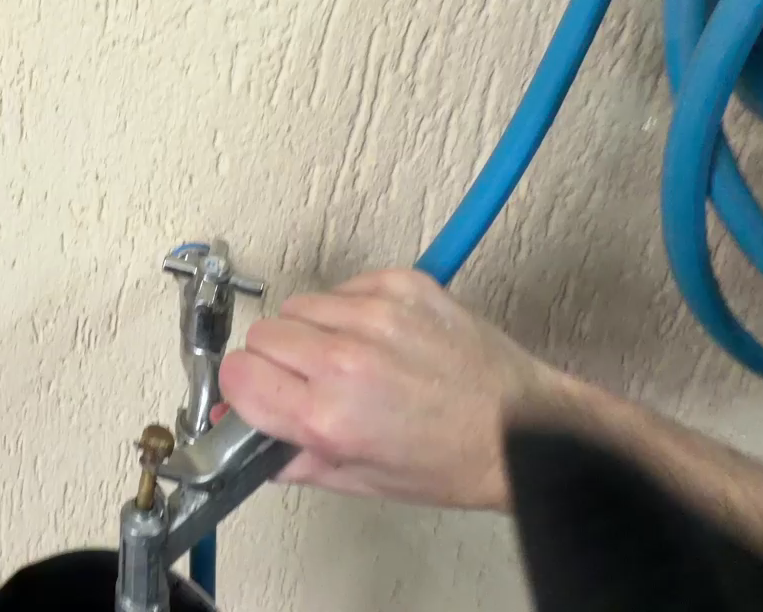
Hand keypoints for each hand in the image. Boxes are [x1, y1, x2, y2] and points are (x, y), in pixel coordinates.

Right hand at [217, 267, 570, 510]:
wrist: (527, 427)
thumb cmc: (453, 461)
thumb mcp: (362, 478)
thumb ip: (287, 453)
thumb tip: (235, 426)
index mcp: (332, 416)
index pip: (237, 374)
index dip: (243, 386)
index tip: (257, 391)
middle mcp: (347, 359)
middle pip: (261, 334)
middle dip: (274, 358)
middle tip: (309, 379)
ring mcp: (375, 314)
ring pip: (296, 305)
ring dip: (310, 330)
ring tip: (350, 356)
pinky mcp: (397, 284)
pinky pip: (338, 286)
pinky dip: (346, 308)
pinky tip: (377, 336)